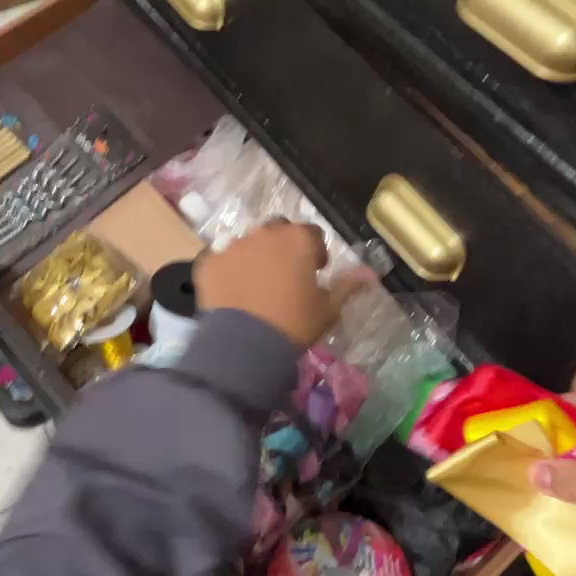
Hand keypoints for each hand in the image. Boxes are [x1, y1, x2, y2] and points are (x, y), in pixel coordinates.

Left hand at [193, 220, 367, 347]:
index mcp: (298, 239)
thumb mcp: (327, 309)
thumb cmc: (293, 324)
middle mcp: (265, 233)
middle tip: (285, 275)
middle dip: (283, 247)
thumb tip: (368, 274)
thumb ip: (346, 287)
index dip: (315, 252)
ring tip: (255, 285)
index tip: (314, 272)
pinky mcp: (208, 262)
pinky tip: (231, 292)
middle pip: (278, 231)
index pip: (313, 235)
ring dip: (254, 256)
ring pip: (247, 243)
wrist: (244, 344)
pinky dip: (227, 270)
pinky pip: (220, 259)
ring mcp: (233, 245)